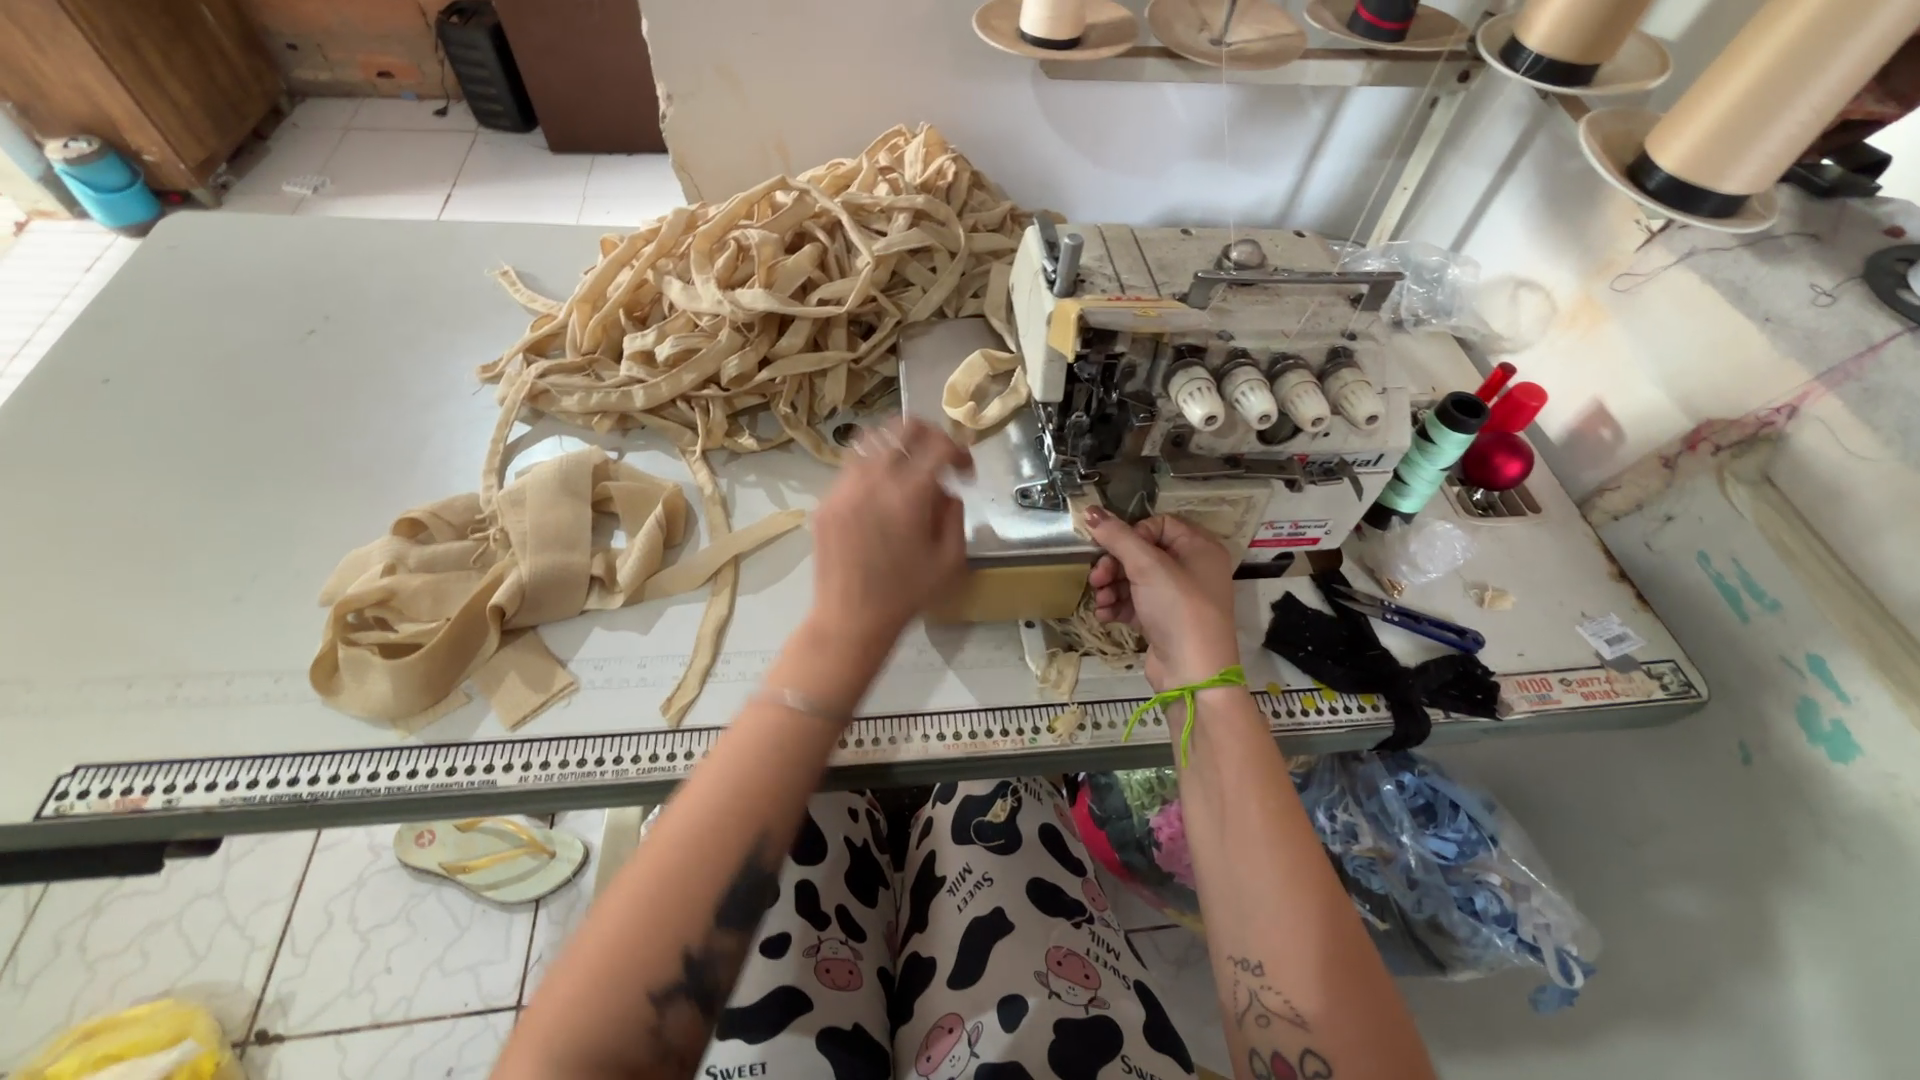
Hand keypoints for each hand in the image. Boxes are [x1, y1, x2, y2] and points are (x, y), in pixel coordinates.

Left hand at [809, 418, 971, 644]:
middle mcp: (873, 481)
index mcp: (908, 494)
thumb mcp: (949, 559)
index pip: (939, 446)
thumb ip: (954, 514)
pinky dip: (872, 469)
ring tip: (908, 469)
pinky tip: (881, 496)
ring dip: (896, 447)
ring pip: (871, 441)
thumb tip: (946, 491)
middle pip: (902, 428)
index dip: (960, 451)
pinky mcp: (826, 502)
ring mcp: (843, 489)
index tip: (965, 471)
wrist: (850, 620)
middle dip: (928, 434)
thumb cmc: (906, 595)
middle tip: (939, 455)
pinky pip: (851, 469)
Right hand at [1085, 509, 1241, 689]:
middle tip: (1097, 577)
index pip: (1160, 524)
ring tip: (1100, 600)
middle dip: (1114, 564)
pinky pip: (1134, 603)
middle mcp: (1191, 569)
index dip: (1133, 534)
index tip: (1114, 548)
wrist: (1193, 674)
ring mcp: (1177, 597)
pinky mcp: (1163, 620)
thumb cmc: (1179, 610)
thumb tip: (1090, 511)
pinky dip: (1117, 606)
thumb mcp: (1147, 567)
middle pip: (1142, 553)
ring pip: (1134, 579)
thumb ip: (1118, 537)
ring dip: (1111, 587)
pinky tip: (1104, 615)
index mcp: (1199, 548)